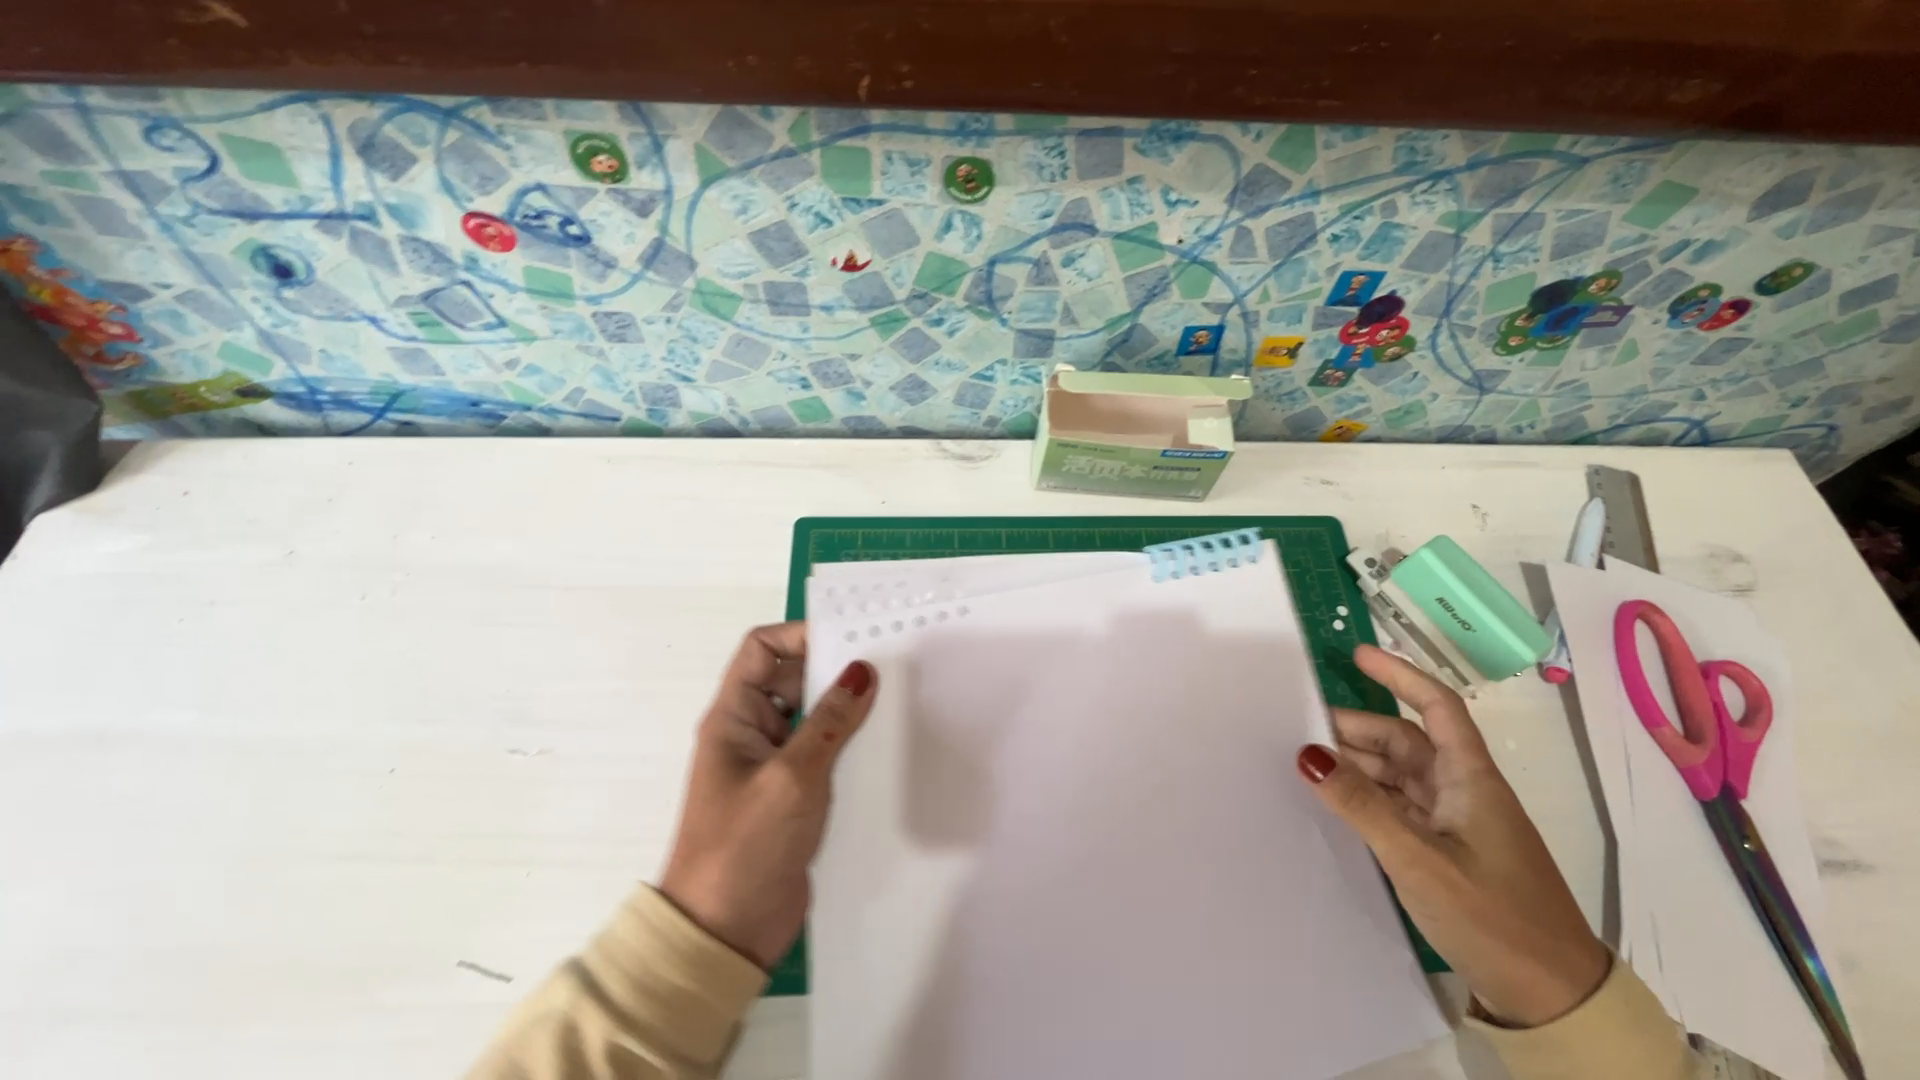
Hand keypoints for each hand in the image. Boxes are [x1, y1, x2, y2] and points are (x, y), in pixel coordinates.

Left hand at [659, 622, 876, 968]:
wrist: (724, 931)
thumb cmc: (746, 845)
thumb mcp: (792, 777)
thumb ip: (830, 723)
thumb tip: (862, 670)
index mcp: (734, 717)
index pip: (760, 650)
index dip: (799, 635)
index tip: (849, 637)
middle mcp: (752, 734)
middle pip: (792, 682)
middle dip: (834, 672)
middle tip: (889, 667)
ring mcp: (773, 768)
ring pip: (813, 720)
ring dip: (847, 713)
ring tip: (897, 702)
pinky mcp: (794, 799)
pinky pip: (824, 757)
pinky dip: (850, 748)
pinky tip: (887, 750)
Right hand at [1296, 645, 1608, 1027]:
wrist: (1549, 995)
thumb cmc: (1492, 917)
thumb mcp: (1417, 858)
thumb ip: (1361, 804)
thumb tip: (1307, 752)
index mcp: (1470, 779)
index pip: (1437, 708)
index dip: (1400, 676)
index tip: (1356, 655)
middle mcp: (1463, 790)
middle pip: (1407, 741)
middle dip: (1357, 728)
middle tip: (1299, 728)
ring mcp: (1455, 822)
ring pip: (1399, 775)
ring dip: (1357, 764)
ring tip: (1306, 764)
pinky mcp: (1446, 851)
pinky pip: (1398, 807)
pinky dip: (1366, 798)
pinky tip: (1335, 803)